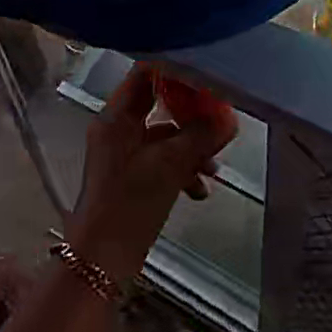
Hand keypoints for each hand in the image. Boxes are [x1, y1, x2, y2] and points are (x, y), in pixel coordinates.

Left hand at [68, 65, 238, 284]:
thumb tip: (229, 118)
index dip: (176, 69)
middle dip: (191, 112)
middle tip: (218, 116)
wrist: (102, 262)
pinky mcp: (131, 176)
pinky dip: (181, 167)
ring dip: (191, 145)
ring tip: (213, 166)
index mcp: (117, 115)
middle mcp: (117, 127)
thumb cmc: (129, 203)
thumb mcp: (170, 164)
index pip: (146, 72)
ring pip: (164, 134)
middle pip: (159, 102)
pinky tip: (199, 188)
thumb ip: (201, 136)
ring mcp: (123, 152)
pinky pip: (161, 159)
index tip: (206, 74)